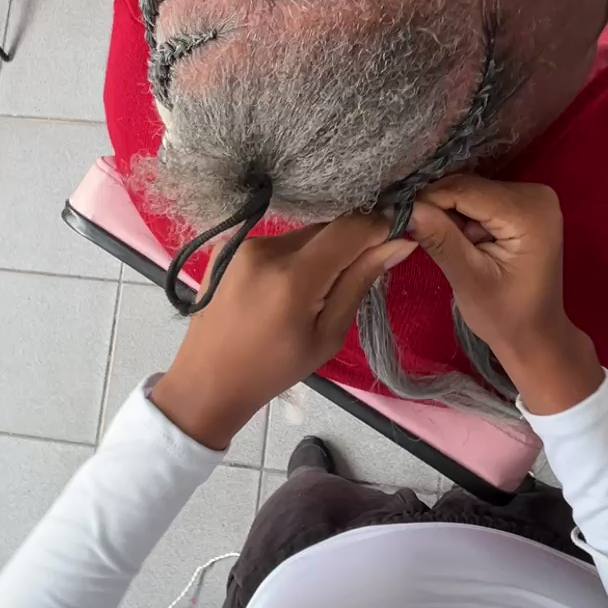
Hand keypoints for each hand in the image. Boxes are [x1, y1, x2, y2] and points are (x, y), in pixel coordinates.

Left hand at [152, 215, 415, 448]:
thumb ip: (360, 283)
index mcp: (292, 278)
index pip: (349, 229)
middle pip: (326, 229)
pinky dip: (291, 257)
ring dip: (318, 253)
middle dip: (347, 247)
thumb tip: (399, 242)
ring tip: (311, 292)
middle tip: (349, 281)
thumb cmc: (273, 370)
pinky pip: (277, 241)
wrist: (208, 379)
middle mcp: (265, 249)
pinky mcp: (228, 245)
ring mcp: (242, 243)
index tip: (395, 239)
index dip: (378, 228)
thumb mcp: (327, 336)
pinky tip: (282, 289)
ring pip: (302, 234)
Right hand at [407, 176, 602, 413]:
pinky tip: (458, 241)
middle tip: (419, 239)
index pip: (465, 189)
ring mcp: (531, 197)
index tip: (399, 222)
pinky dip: (460, 217)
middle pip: (467, 186)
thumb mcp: (468, 281)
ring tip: (443, 245)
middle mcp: (535, 194)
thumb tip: (407, 208)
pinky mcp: (522, 204)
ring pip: (468, 191)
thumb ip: (440, 240)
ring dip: (447, 214)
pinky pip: (478, 199)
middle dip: (437, 208)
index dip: (427, 201)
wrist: (534, 334)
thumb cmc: (504, 315)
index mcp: (529, 212)